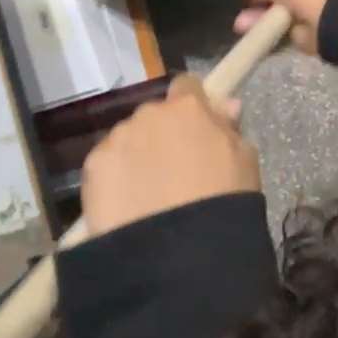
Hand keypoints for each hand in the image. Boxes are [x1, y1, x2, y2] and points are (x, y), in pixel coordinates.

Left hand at [80, 74, 258, 236]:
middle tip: (174, 167)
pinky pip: (108, 163)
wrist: (177, 251)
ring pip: (129, 138)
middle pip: (155, 114)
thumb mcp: (244, 162)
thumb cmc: (223, 200)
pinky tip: (128, 202)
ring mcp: (117, 139)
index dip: (194, 106)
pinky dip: (116, 176)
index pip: (187, 86)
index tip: (199, 129)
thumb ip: (231, 128)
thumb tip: (225, 105)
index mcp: (189, 107)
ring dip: (138, 153)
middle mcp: (149, 114)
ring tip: (148, 191)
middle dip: (163, 132)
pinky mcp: (93, 168)